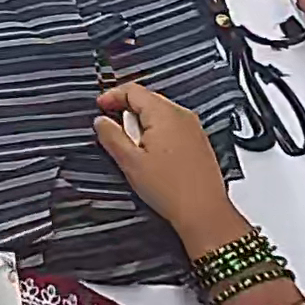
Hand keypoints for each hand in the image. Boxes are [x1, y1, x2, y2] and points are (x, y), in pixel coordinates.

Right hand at [92, 84, 248, 255]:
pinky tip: (150, 154)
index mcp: (164, 114)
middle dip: (126, 109)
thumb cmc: (171, 189)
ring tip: (132, 146)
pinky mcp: (198, 141)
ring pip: (159, 113)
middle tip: (111, 127)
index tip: (100, 106)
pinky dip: (156, 131)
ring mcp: (193, 127)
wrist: (204, 213)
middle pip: (146, 99)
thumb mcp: (130, 162)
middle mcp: (181, 115)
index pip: (133, 90)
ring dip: (141, 122)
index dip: (112, 96)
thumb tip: (101, 121)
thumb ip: (112, 136)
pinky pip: (171, 125)